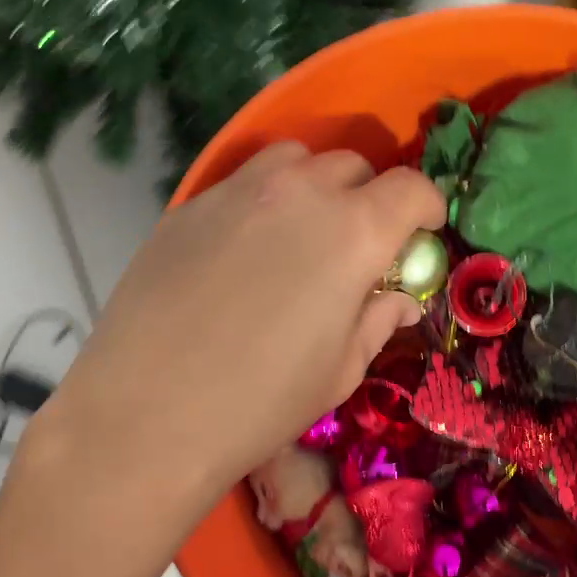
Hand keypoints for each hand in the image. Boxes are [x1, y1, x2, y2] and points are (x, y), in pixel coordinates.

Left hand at [31, 142, 445, 520]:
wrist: (148, 416)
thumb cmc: (263, 404)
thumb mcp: (341, 371)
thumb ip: (377, 320)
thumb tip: (398, 299)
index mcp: (353, 233)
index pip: (411, 188)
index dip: (428, 206)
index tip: (425, 230)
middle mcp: (299, 193)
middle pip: (352, 166)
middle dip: (370, 197)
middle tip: (362, 245)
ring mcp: (236, 193)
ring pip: (293, 160)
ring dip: (314, 185)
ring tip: (305, 233)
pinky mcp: (188, 207)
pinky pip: (241, 184)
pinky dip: (263, 202)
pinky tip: (248, 253)